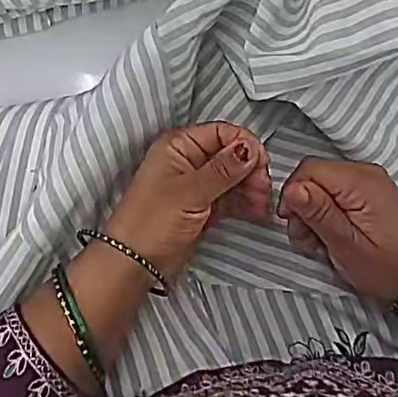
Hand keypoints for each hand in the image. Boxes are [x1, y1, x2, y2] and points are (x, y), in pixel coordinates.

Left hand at [104, 121, 270, 279]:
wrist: (134, 263)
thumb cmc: (152, 222)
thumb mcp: (190, 192)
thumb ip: (223, 169)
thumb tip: (249, 148)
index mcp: (179, 145)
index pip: (221, 132)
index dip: (244, 145)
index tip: (261, 164)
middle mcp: (188, 159)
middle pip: (231, 154)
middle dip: (250, 169)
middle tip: (263, 190)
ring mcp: (196, 184)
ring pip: (233, 177)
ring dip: (250, 187)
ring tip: (262, 205)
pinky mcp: (202, 205)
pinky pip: (230, 196)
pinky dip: (244, 202)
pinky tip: (257, 210)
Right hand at [277, 158, 397, 305]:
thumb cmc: (387, 268)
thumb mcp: (347, 246)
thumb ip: (319, 214)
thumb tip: (293, 189)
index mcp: (362, 182)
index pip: (309, 170)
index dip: (294, 196)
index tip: (294, 223)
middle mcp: (366, 173)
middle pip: (314, 176)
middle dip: (303, 208)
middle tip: (308, 239)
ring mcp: (367, 180)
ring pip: (320, 185)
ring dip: (313, 213)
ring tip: (321, 242)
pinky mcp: (366, 191)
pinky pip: (333, 192)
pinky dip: (325, 212)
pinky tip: (331, 235)